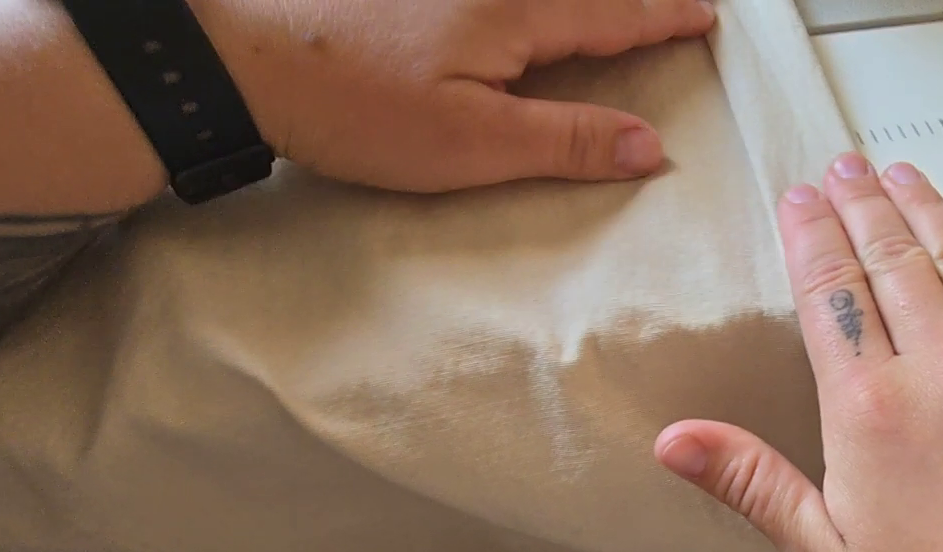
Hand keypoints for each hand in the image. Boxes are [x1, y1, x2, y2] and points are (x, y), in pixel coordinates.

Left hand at [193, 0, 714, 192]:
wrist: (235, 50)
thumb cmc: (359, 107)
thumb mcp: (474, 144)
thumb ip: (566, 141)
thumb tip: (650, 147)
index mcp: (515, 11)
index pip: (612, 13)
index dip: (663, 14)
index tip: (707, 13)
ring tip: (609, 3)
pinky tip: (531, 9)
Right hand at [654, 154, 942, 551]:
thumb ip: (753, 485)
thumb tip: (672, 440)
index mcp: (871, 409)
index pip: (831, 294)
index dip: (810, 238)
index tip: (798, 197)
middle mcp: (941, 365)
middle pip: (892, 258)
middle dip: (860, 205)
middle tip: (841, 166)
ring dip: (922, 207)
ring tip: (896, 172)